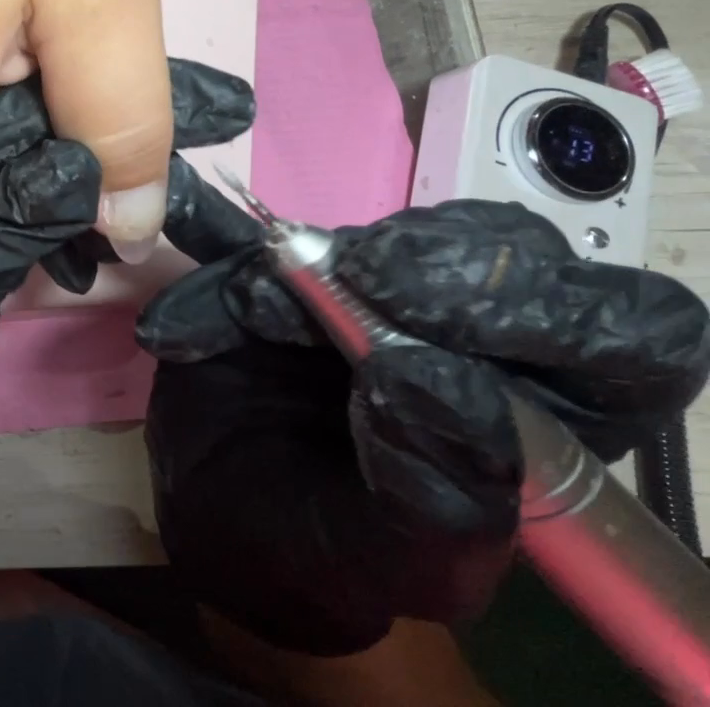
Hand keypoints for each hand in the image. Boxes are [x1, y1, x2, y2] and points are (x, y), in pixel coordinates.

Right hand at [139, 200, 709, 654]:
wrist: (212, 526)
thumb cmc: (321, 557)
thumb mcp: (391, 566)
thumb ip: (434, 504)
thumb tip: (432, 378)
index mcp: (545, 419)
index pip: (625, 334)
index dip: (546, 306)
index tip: (421, 310)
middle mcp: (473, 343)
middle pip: (510, 250)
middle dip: (428, 260)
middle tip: (345, 276)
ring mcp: (374, 301)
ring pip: (383, 237)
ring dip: (303, 265)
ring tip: (240, 314)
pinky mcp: (284, 280)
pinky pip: (257, 247)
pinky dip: (214, 256)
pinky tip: (178, 324)